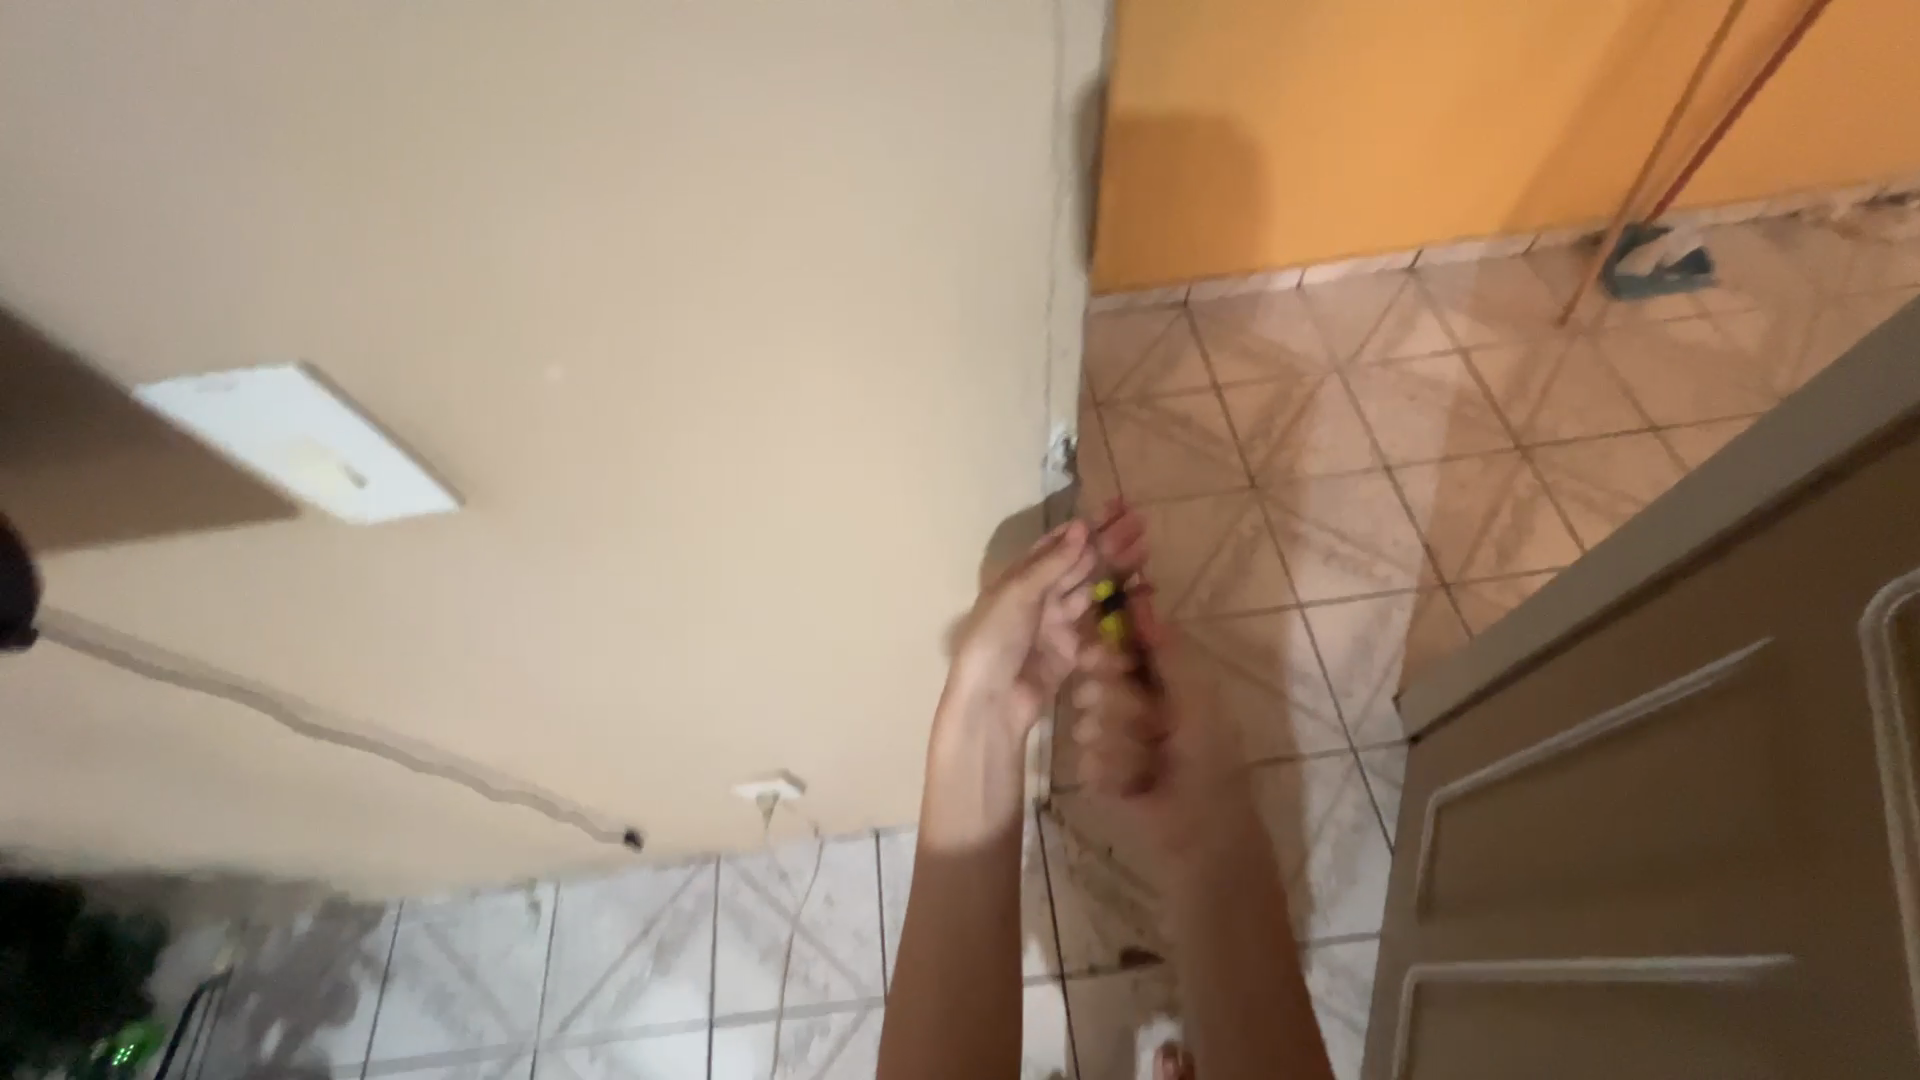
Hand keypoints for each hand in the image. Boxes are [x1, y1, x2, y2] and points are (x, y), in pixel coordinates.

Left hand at [942, 502, 1147, 738]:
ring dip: (1115, 569)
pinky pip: (1096, 625)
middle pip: (1078, 564)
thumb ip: (1052, 563)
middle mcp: (1038, 597)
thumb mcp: (1018, 594)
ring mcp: (1055, 625)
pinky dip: (1116, 610)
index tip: (1115, 507)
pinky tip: (1137, 595)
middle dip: (1107, 543)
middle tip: (1140, 521)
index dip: (1085, 526)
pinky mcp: (1070, 652)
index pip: (1056, 544)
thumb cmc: (995, 639)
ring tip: (1144, 547)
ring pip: (1091, 589)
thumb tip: (1081, 526)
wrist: (993, 701)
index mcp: (1019, 578)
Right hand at [1070, 624, 1260, 874]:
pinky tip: (1131, 787)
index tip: (1109, 663)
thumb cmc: (1211, 764)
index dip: (1107, 650)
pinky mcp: (1095, 772)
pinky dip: (1108, 772)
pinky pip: (1082, 757)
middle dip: (1114, 705)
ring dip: (1116, 744)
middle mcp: (1130, 702)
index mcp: (1158, 680)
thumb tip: (1143, 598)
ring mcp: (1109, 738)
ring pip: (1083, 719)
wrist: (1203, 838)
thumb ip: (1170, 653)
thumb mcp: (1198, 701)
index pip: (1117, 646)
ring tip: (1144, 765)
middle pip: (1093, 680)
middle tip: (1143, 725)